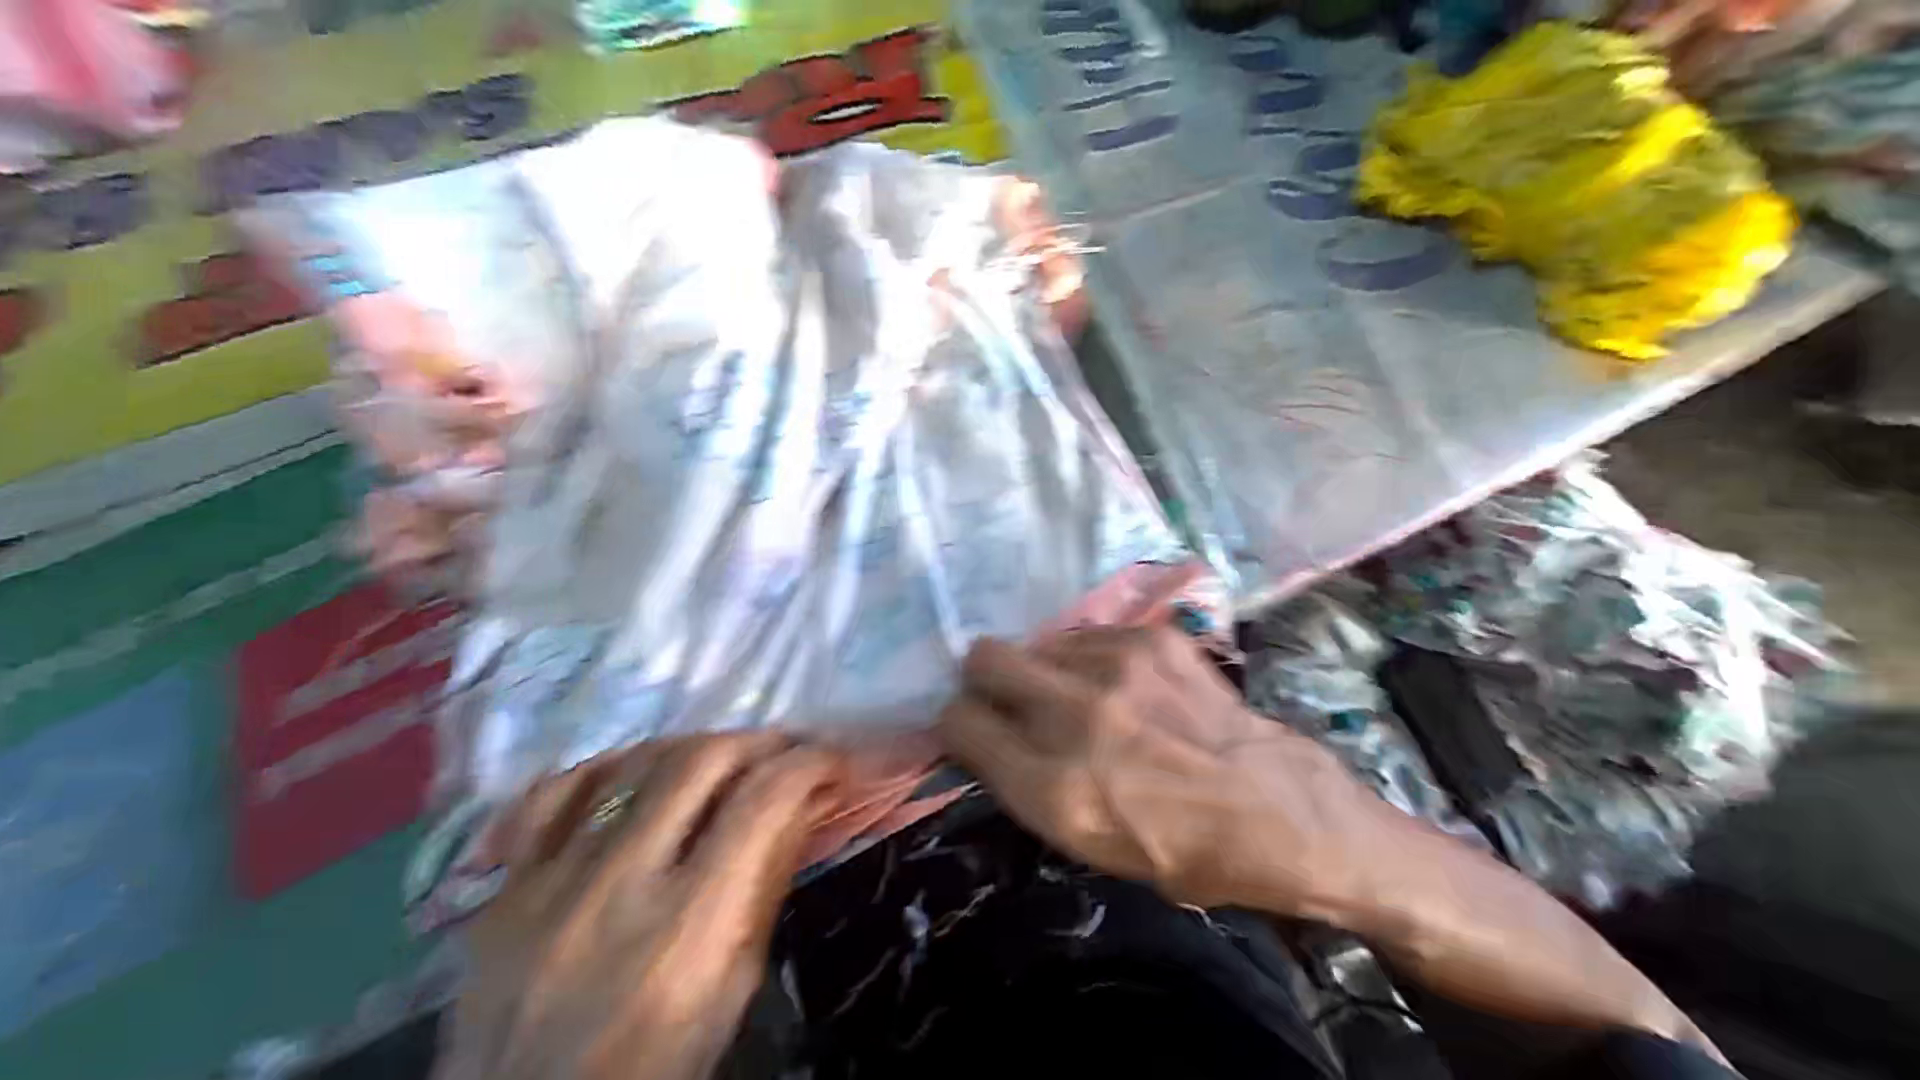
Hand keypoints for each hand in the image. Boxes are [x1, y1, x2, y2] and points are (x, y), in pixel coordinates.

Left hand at [438, 735, 842, 1079]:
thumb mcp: (735, 987)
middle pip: (702, 761)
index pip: (764, 801)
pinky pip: (555, 792)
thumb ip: (767, 882)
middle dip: (760, 743)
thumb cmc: (658, 1065)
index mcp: (690, 929)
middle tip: (786, 752)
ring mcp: (550, 881)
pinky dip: (609, 768)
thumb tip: (807, 800)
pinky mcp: (504, 886)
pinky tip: (637, 773)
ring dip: (697, 747)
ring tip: (724, 759)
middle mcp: (619, 887)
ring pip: (636, 761)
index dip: (811, 762)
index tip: (833, 760)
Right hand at [936, 626, 1393, 916]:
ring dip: (1042, 671)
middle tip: (1011, 700)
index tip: (975, 729)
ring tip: (1081, 698)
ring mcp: (1116, 666)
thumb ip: (1019, 782)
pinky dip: (1087, 659)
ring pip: (1034, 643)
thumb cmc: (1178, 848)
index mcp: (1053, 785)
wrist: (1277, 809)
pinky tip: (1121, 685)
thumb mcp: (1083, 843)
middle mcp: (1075, 715)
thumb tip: (979, 732)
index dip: (959, 725)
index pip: (958, 722)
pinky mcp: (1151, 637)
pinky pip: (1084, 635)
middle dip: (983, 680)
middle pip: (982, 660)